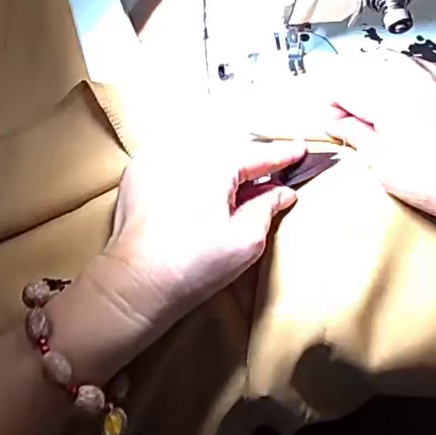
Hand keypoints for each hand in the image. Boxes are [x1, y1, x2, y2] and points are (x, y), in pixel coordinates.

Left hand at [97, 139, 306, 328]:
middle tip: (269, 180)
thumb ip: (268, 207)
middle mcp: (184, 151)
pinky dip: (191, 172)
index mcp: (215, 163)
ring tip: (232, 193)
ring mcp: (157, 159)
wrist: (135, 284)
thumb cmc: (192, 266)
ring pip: (202, 154)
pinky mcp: (138, 172)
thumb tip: (282, 192)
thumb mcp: (246, 240)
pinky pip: (176, 162)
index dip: (283, 154)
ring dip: (219, 169)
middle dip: (249, 165)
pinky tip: (196, 195)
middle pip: (229, 151)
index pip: (258, 154)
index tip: (300, 150)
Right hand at [319, 53, 435, 251]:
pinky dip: (388, 77)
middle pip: (357, 63)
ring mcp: (431, 74)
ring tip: (365, 112)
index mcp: (390, 94)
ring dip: (364, 79)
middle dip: (342, 86)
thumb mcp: (383, 166)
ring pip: (380, 59)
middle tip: (341, 117)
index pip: (339, 81)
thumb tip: (336, 121)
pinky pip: (404, 65)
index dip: (327, 102)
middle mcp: (411, 75)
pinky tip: (389, 103)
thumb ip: (354, 134)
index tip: (329, 121)